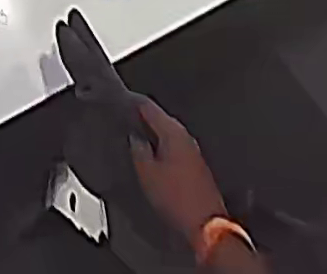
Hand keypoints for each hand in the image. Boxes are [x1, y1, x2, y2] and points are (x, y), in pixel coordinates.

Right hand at [129, 95, 226, 240]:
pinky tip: (153, 153)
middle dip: (142, 116)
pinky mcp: (197, 166)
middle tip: (124, 116)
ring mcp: (194, 151)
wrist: (208, 228)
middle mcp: (185, 136)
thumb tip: (135, 136)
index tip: (119, 98)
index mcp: (173, 131)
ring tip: (135, 133)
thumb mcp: (147, 173)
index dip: (132, 100)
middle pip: (160, 117)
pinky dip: (162, 144)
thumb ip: (138, 149)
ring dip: (153, 131)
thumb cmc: (176, 198)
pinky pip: (175, 146)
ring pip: (168, 132)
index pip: (148, 106)